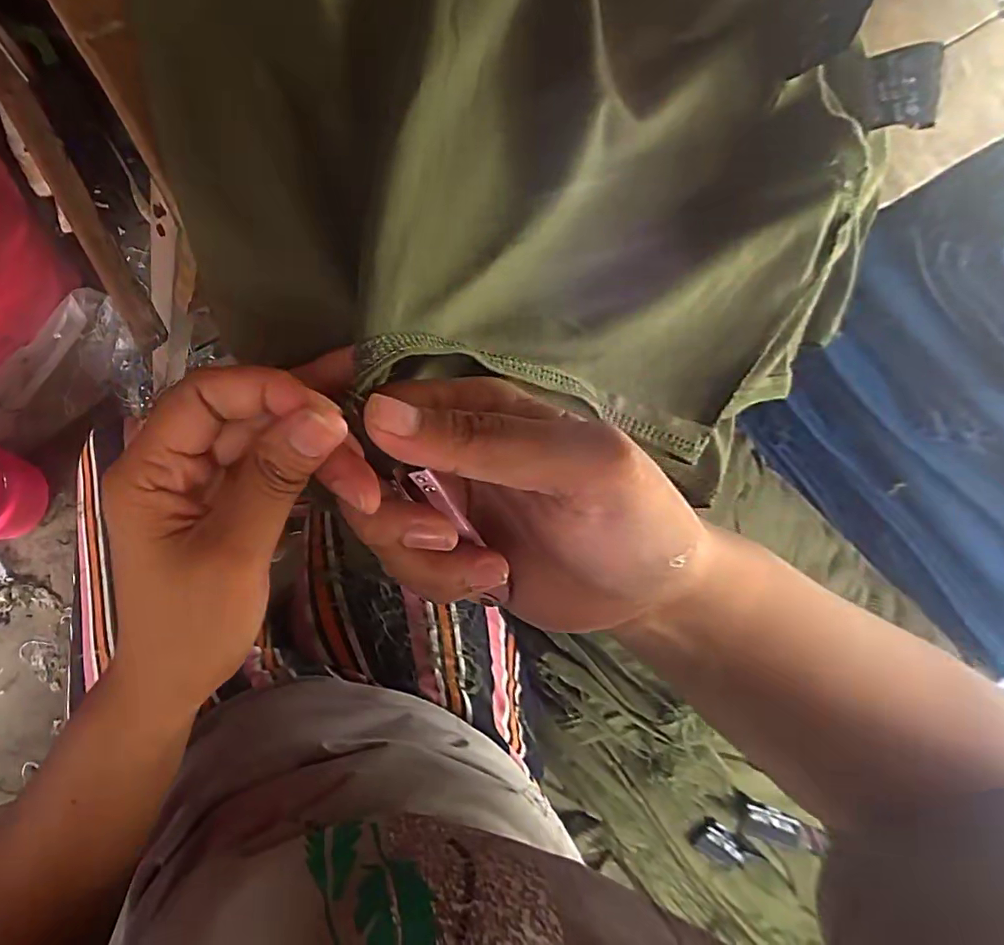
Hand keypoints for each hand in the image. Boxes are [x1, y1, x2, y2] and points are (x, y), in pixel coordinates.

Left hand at [101, 366, 381, 712]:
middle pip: (234, 411)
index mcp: (146, 468)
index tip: (321, 408)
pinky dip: (301, 463)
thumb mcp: (233, 554)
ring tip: (363, 457)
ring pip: (255, 435)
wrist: (171, 683)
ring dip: (308, 443)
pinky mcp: (219, 495)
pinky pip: (261, 462)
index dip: (260, 388)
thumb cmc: (190, 629)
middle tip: (358, 430)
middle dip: (296, 417)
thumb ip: (273, 479)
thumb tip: (323, 417)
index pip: (199, 396)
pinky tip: (344, 463)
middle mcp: (166, 461)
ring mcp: (194, 477)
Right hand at [295, 351, 710, 631]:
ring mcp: (431, 500)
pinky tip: (492, 579)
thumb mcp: (568, 465)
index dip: (351, 444)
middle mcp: (435, 448)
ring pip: (374, 522)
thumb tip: (375, 413)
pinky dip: (438, 580)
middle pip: (360, 470)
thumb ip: (476, 439)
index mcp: (463, 407)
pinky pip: (400, 563)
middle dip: (385, 513)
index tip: (365, 488)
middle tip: (439, 537)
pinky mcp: (435, 549)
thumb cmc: (627, 512)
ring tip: (485, 565)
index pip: (375, 407)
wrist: (652, 596)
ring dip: (420, 554)